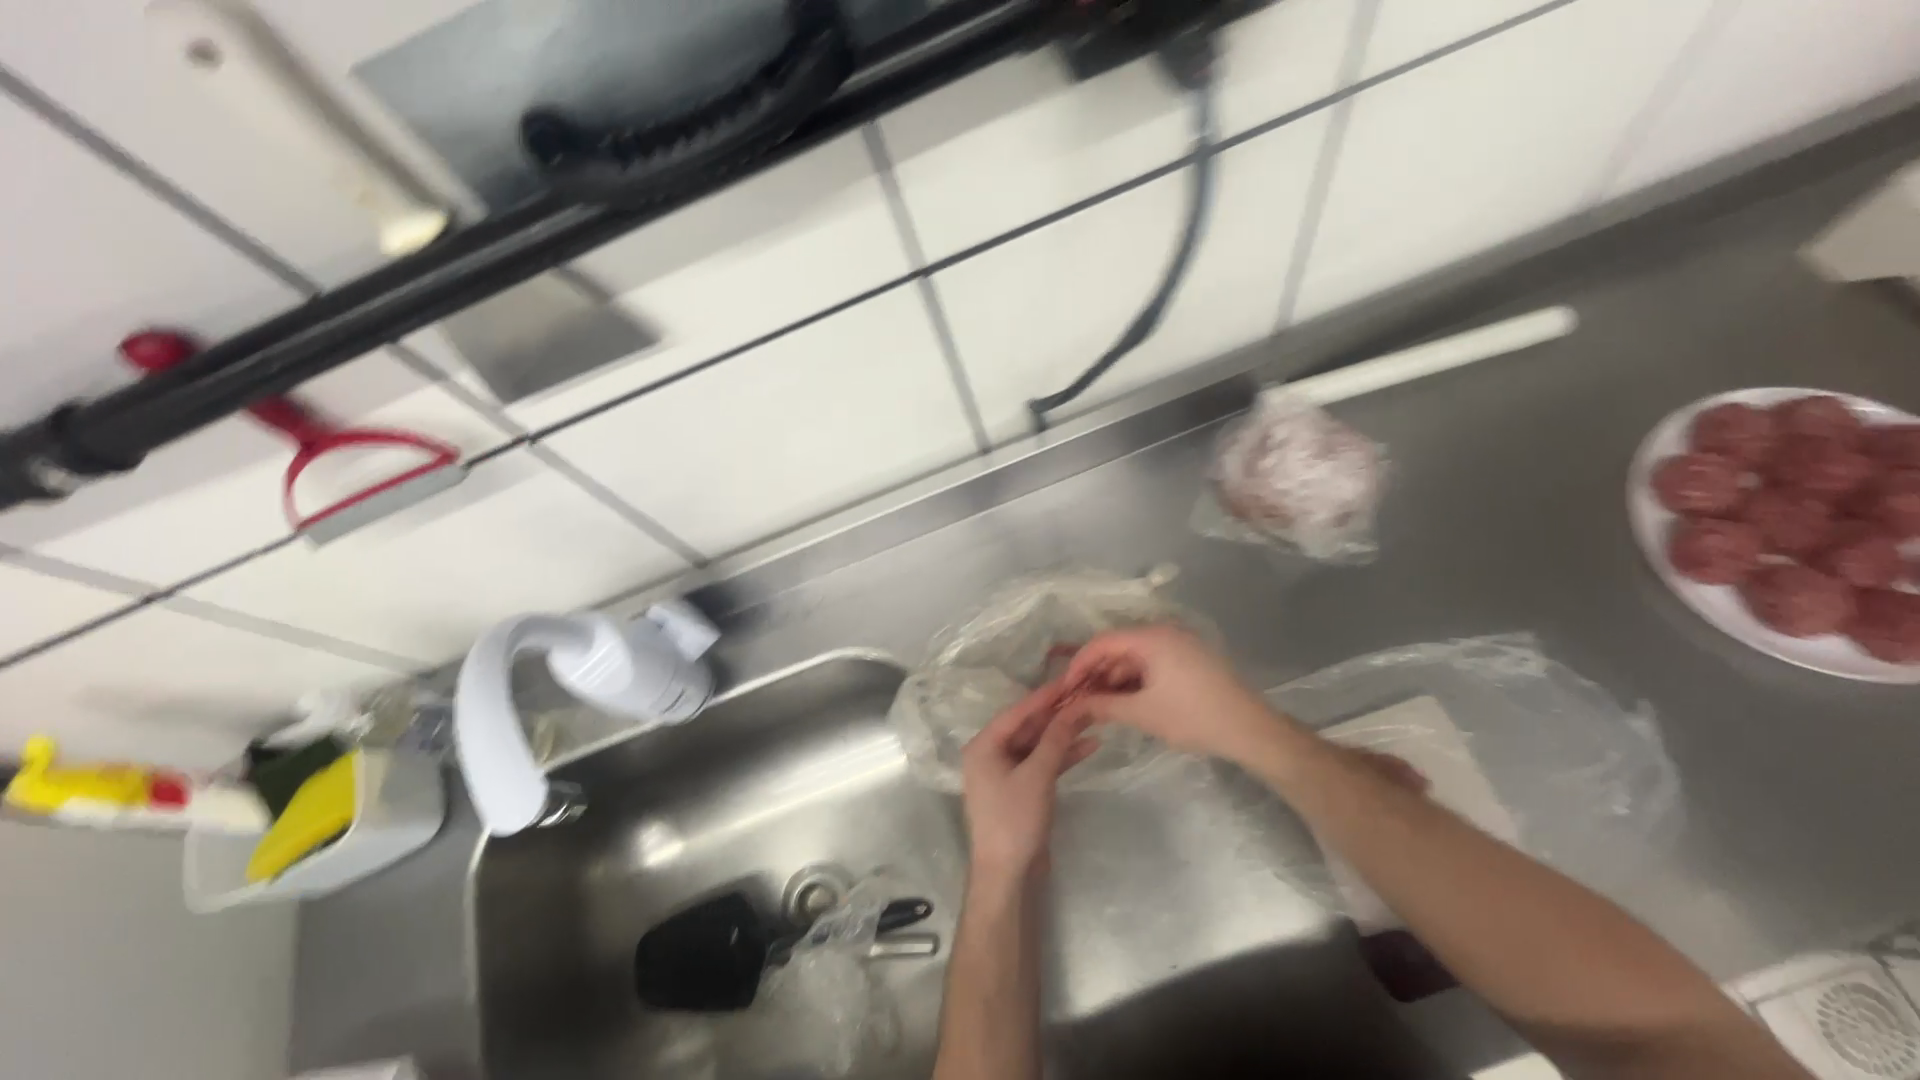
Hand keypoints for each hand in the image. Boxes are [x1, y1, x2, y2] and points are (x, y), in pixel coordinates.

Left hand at [960, 682, 1097, 885]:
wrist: (1007, 873)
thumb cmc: (1014, 819)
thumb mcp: (1037, 775)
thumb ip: (1056, 739)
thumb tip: (1073, 709)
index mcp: (983, 746)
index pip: (1017, 712)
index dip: (1045, 696)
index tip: (1070, 679)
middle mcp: (990, 755)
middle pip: (1028, 726)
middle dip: (1058, 714)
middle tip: (1087, 695)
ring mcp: (1006, 773)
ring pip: (1038, 745)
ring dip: (1064, 734)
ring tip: (1095, 716)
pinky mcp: (1021, 790)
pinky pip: (1042, 763)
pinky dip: (1063, 756)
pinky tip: (1090, 745)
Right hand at [1056, 625, 1289, 765]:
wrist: (1250, 730)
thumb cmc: (1193, 717)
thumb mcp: (1142, 713)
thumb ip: (1103, 705)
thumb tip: (1072, 706)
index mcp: (1153, 638)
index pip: (1103, 642)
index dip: (1079, 664)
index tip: (1064, 689)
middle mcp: (1165, 633)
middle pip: (1118, 647)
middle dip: (1096, 674)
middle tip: (1077, 700)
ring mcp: (1181, 645)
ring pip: (1135, 657)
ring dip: (1115, 680)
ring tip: (1098, 707)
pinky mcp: (1191, 660)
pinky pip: (1152, 664)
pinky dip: (1135, 681)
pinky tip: (1124, 703)